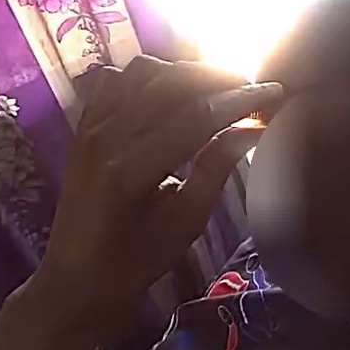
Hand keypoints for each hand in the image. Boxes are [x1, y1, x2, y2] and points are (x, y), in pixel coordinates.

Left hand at [27, 56, 283, 341]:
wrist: (75, 279)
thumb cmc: (135, 261)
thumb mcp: (186, 223)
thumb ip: (217, 167)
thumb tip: (255, 126)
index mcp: (131, 170)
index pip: (197, 116)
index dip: (240, 100)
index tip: (274, 91)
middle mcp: (107, 137)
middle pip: (172, 83)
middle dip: (218, 78)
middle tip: (250, 87)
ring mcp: (91, 125)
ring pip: (144, 71)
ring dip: (184, 72)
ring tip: (214, 88)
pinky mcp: (84, 123)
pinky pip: (117, 78)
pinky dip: (147, 75)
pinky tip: (169, 91)